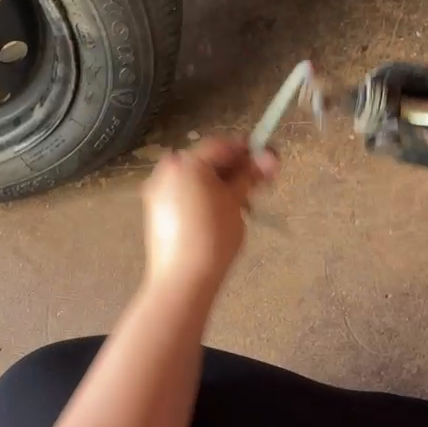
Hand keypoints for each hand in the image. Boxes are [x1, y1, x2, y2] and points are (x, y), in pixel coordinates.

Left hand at [142, 137, 277, 292]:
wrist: (183, 279)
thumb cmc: (213, 238)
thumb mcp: (236, 203)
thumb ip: (250, 176)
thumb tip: (270, 158)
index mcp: (186, 163)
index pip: (222, 146)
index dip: (248, 151)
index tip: (270, 158)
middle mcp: (167, 170)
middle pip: (208, 161)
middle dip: (236, 169)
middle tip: (262, 181)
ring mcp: (158, 190)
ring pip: (197, 178)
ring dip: (222, 183)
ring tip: (245, 202)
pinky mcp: (157, 210)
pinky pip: (186, 193)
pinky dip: (205, 196)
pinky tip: (222, 212)